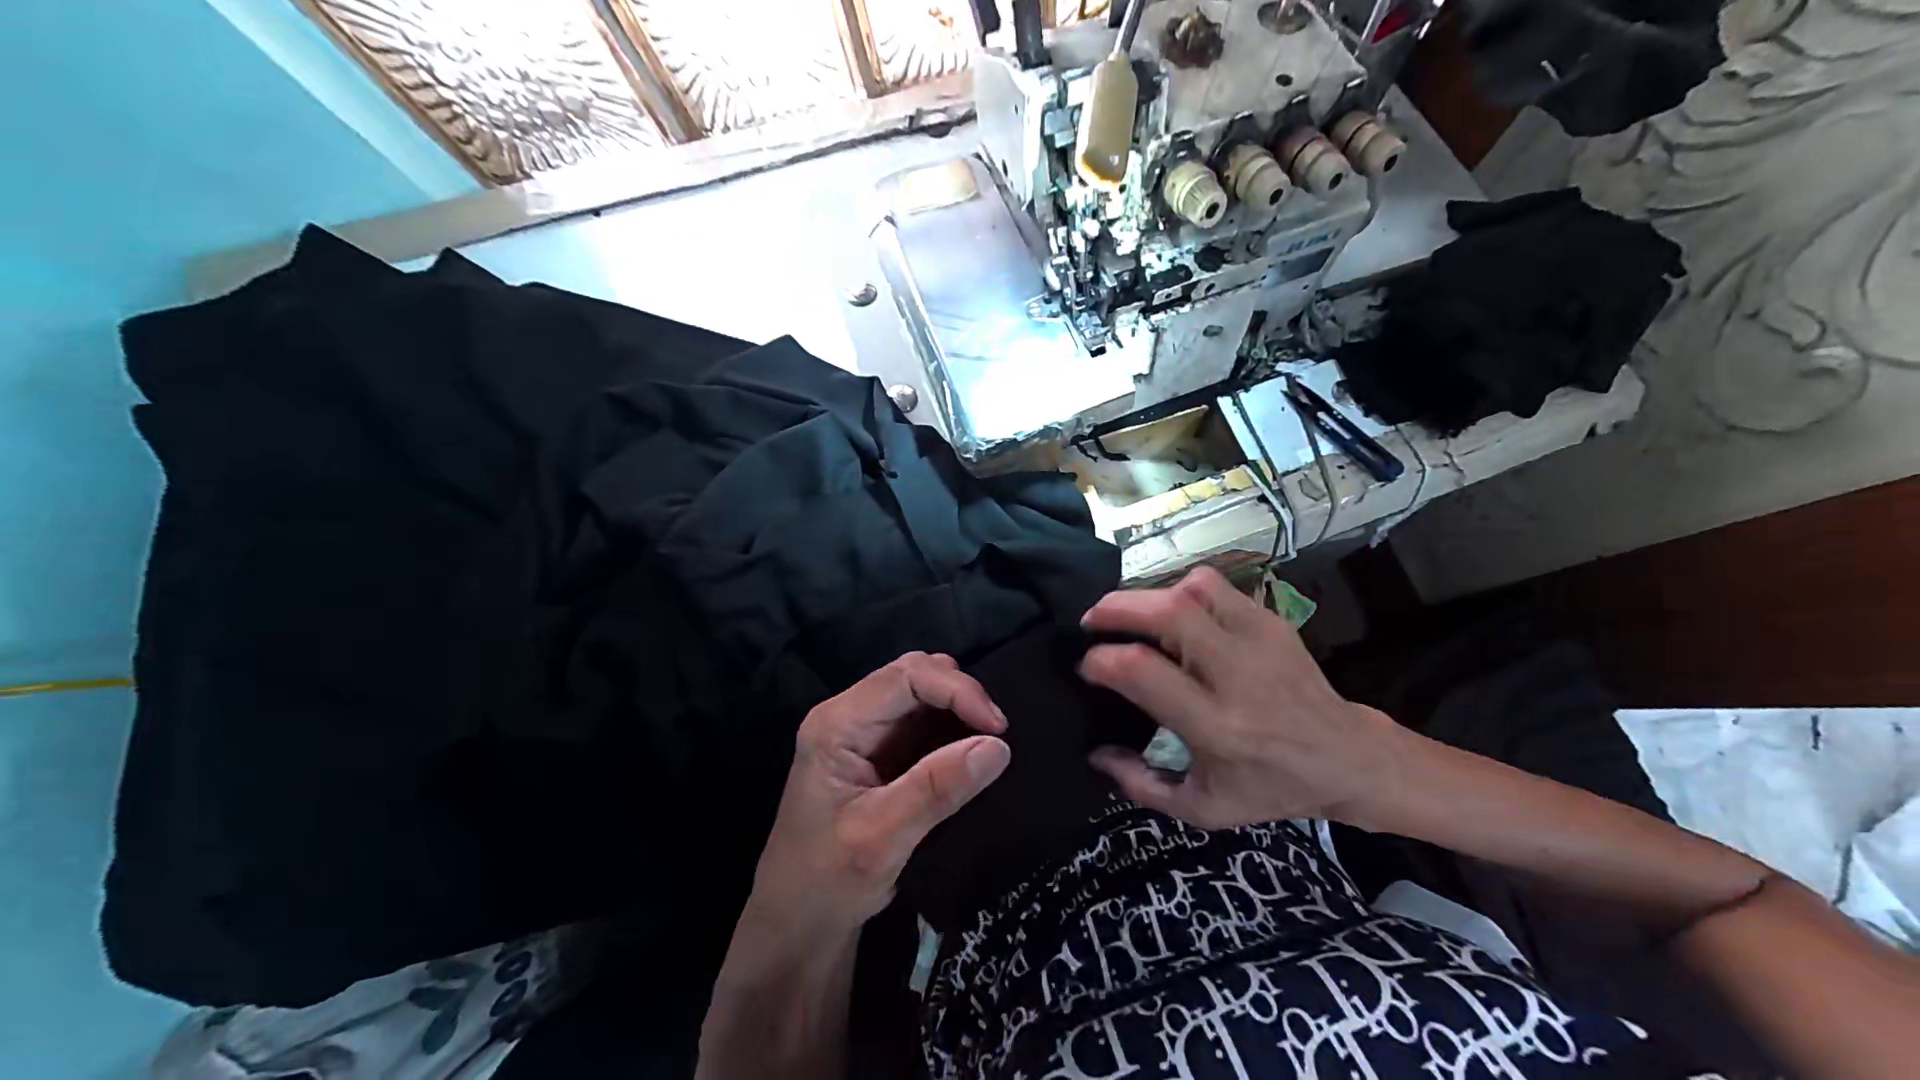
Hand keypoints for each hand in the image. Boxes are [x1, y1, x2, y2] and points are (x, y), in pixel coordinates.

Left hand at [743, 652, 1011, 936]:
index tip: (998, 727)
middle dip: (960, 693)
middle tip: (998, 733)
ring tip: (991, 739)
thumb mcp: (883, 838)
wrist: (800, 922)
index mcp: (837, 725)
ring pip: (921, 693)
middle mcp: (848, 716)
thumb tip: (998, 747)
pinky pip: (923, 721)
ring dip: (959, 708)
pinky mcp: (880, 752)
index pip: (905, 677)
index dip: (957, 690)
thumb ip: (937, 788)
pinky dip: (953, 727)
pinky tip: (973, 748)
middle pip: (913, 674)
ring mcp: (863, 732)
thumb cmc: (828, 881)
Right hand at [1079, 567, 1404, 828]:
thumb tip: (1094, 752)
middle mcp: (1237, 674)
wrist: (1348, 759)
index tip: (1087, 667)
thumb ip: (1140, 785)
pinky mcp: (1272, 621)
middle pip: (1167, 613)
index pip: (1143, 671)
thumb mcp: (1203, 809)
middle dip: (1116, 607)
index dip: (1101, 660)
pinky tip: (1174, 615)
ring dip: (1151, 595)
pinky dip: (1182, 590)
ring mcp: (1260, 640)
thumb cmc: (1270, 787)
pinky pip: (1215, 586)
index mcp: (1216, 725)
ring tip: (1133, 616)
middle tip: (1091, 619)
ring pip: (1193, 588)